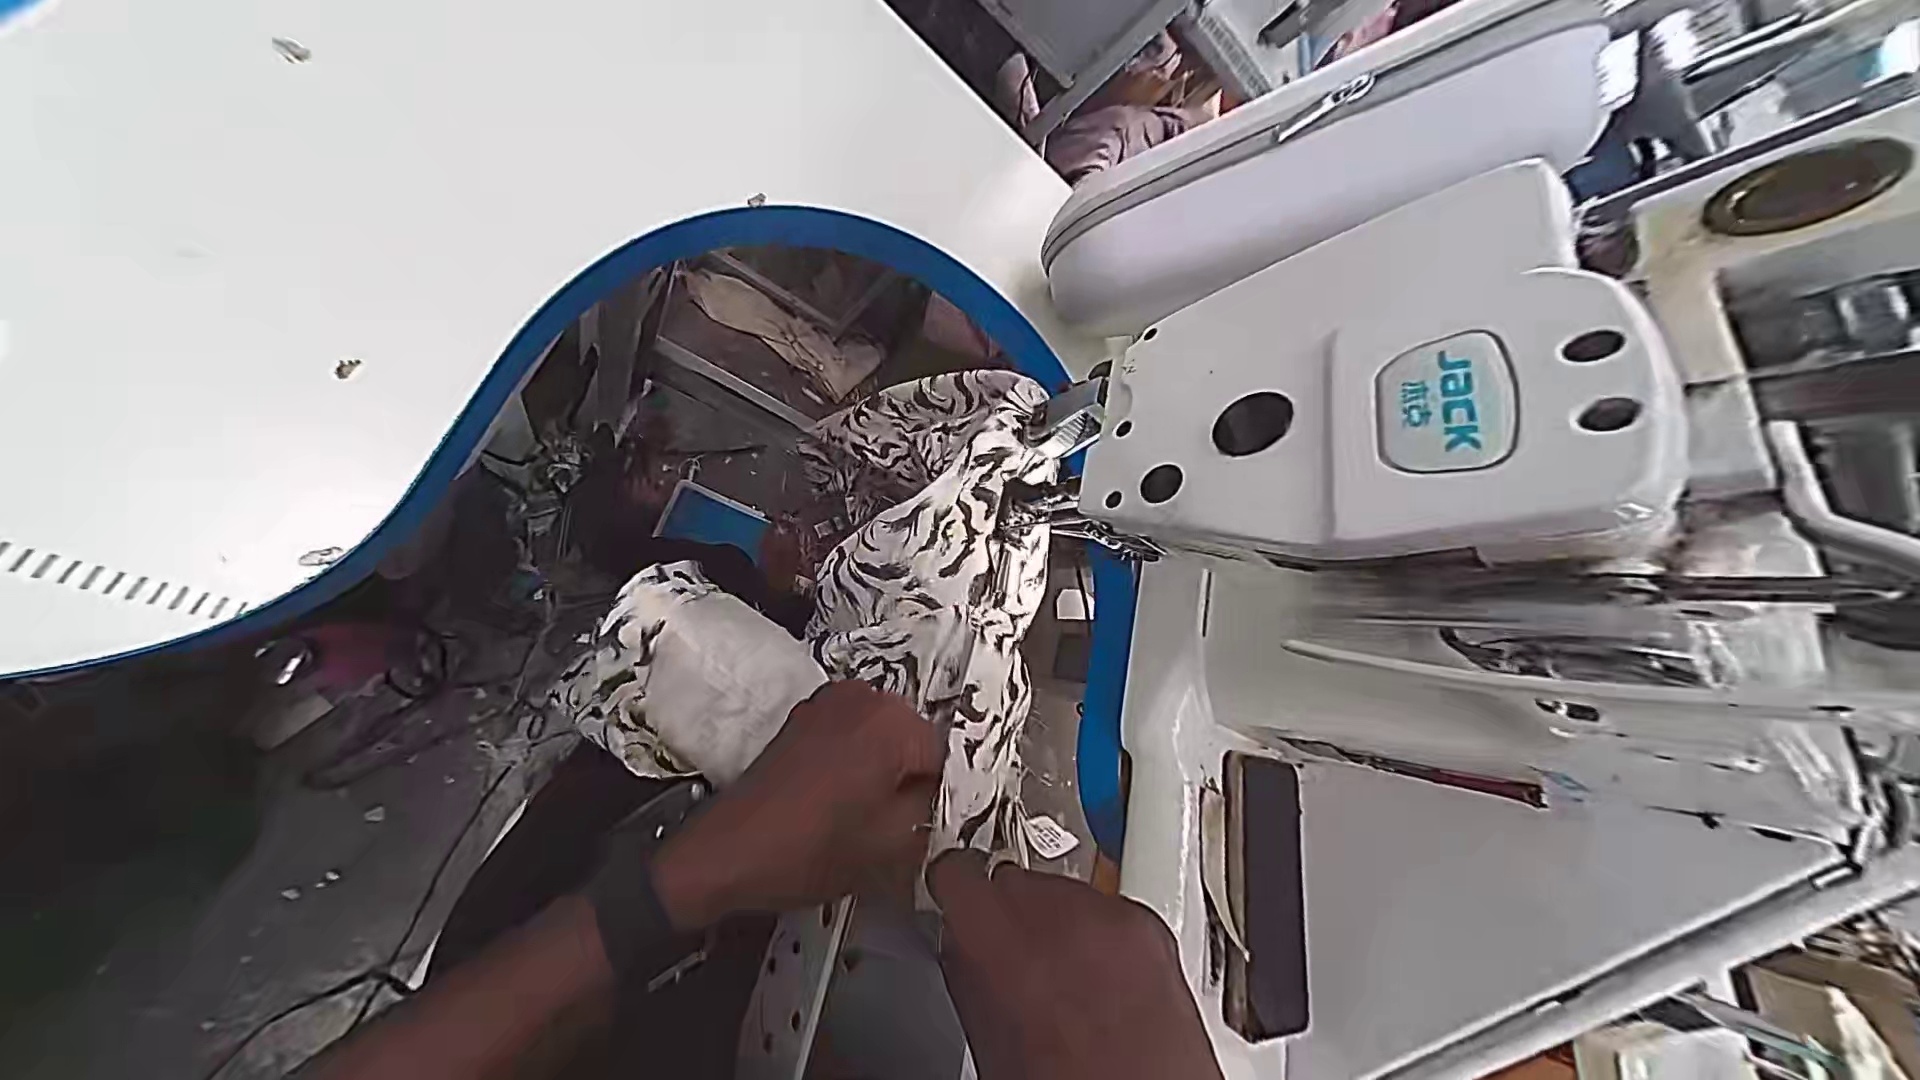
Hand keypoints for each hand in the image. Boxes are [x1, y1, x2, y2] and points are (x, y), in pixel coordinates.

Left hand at [650, 680, 942, 929]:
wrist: (729, 850)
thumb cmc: (809, 849)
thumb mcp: (892, 845)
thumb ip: (932, 809)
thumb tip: (940, 795)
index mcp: (892, 722)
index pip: (945, 754)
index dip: (941, 793)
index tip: (931, 820)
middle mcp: (865, 696)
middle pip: (915, 736)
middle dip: (913, 774)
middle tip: (899, 818)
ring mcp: (833, 699)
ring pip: (885, 732)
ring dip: (886, 763)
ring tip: (867, 807)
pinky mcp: (809, 712)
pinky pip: (854, 729)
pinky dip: (858, 753)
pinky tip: (842, 791)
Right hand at [930, 851, 1225, 1079]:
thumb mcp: (987, 1036)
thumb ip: (969, 968)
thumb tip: (964, 940)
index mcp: (991, 936)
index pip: (957, 870)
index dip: (955, 880)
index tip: (957, 885)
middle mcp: (1046, 908)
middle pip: (1013, 879)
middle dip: (1014, 910)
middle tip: (1025, 958)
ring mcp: (1100, 911)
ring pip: (1062, 889)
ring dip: (1061, 921)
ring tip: (1071, 980)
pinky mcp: (1145, 923)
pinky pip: (1108, 910)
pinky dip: (1104, 935)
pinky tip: (1107, 982)